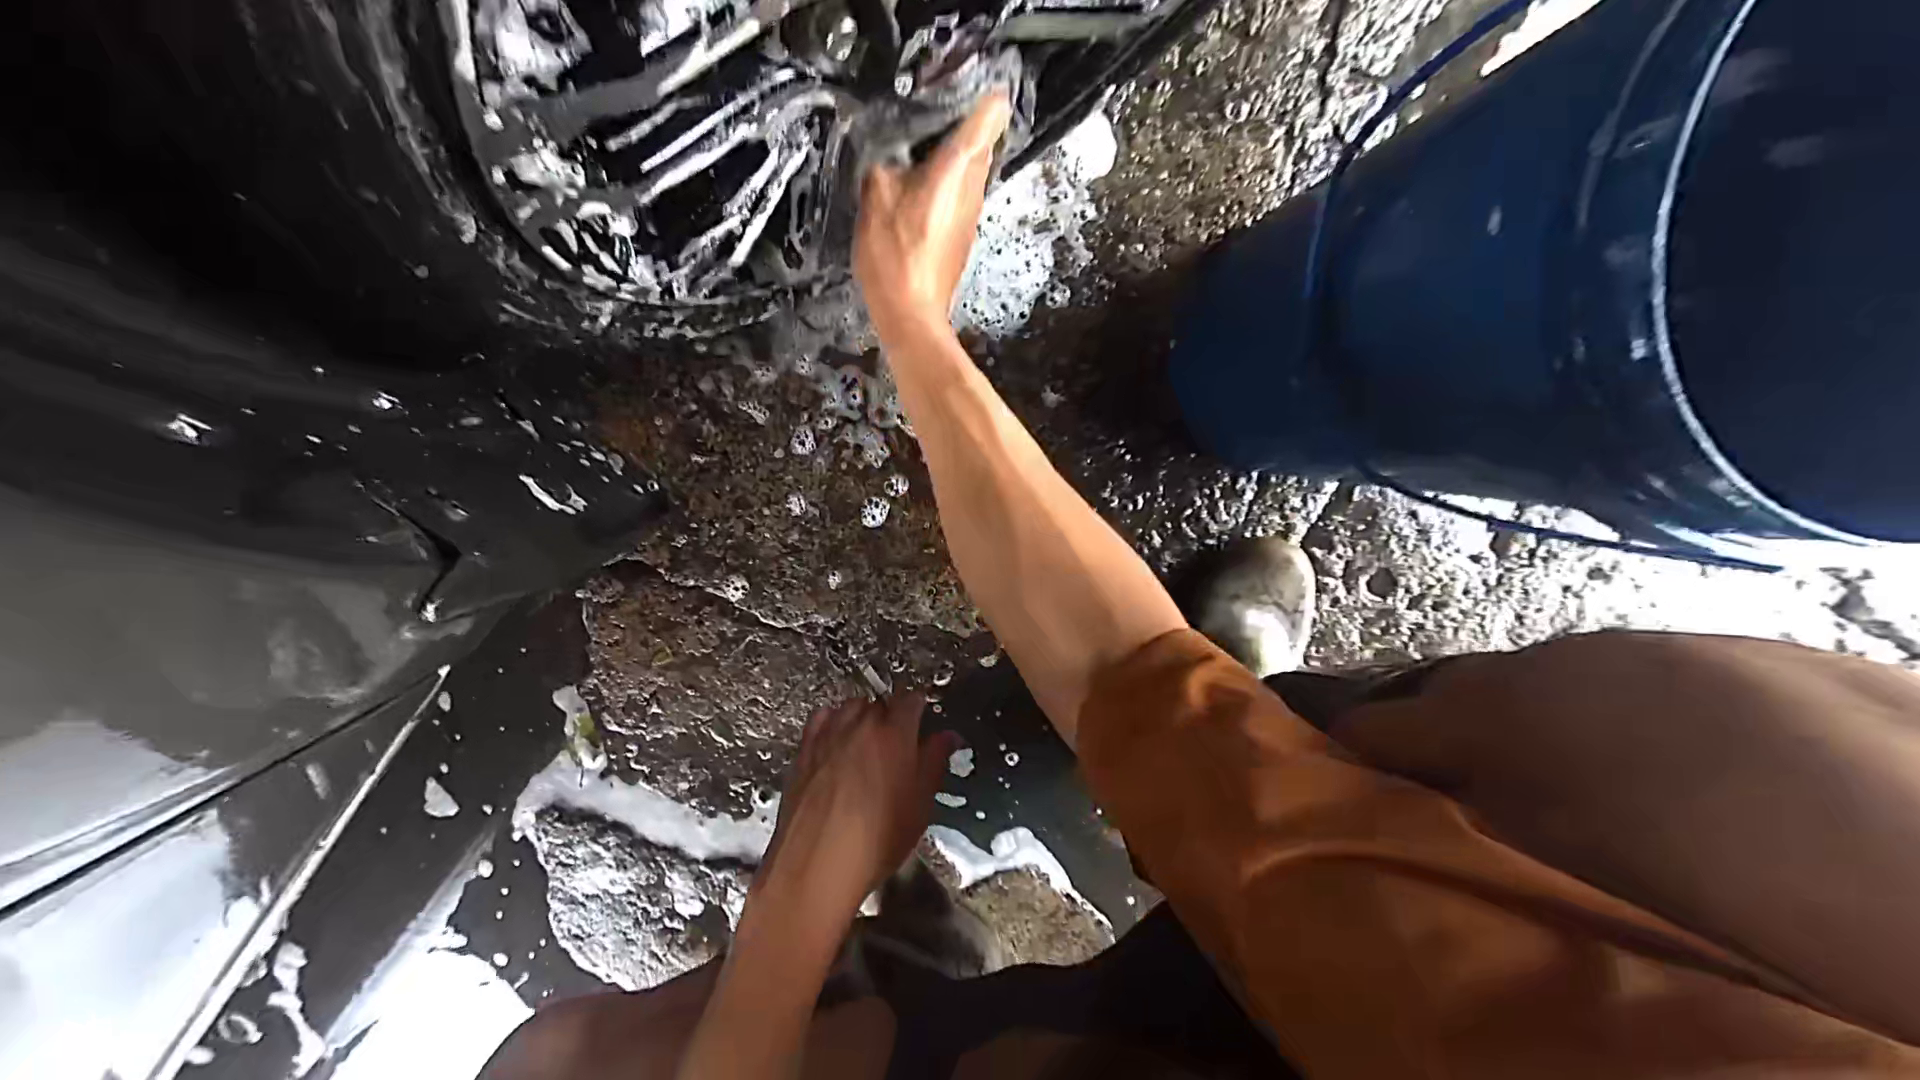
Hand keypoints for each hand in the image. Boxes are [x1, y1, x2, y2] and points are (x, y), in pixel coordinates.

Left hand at [754, 694, 961, 927]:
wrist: (817, 864)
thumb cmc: (876, 839)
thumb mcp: (920, 804)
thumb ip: (935, 761)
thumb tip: (948, 737)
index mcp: (895, 733)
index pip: (911, 699)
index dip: (919, 707)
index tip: (922, 718)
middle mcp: (861, 725)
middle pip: (880, 703)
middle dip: (892, 716)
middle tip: (899, 742)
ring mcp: (829, 735)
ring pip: (850, 708)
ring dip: (862, 717)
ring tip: (868, 742)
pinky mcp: (804, 750)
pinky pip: (822, 720)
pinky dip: (833, 722)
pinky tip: (837, 741)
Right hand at [854, 94, 1011, 339]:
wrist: (911, 315)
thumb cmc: (895, 261)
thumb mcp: (875, 196)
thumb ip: (884, 160)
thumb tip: (887, 145)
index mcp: (956, 170)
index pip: (987, 116)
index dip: (983, 94)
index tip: (971, 83)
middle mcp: (973, 190)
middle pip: (982, 142)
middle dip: (963, 123)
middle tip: (933, 114)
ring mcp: (971, 216)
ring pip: (972, 171)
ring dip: (952, 156)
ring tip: (920, 152)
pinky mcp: (963, 236)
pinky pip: (960, 197)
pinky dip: (946, 185)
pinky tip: (919, 192)